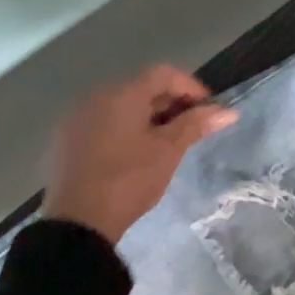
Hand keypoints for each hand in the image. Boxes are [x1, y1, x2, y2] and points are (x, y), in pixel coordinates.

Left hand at [41, 65, 237, 243]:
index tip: (209, 112)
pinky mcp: (67, 139)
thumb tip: (228, 111)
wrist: (78, 221)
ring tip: (166, 144)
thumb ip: (195, 124)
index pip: (164, 73)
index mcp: (122, 93)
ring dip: (148, 117)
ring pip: (122, 106)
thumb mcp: (167, 152)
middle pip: (141, 87)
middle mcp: (96, 95)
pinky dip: (125, 129)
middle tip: (192, 130)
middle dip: (171, 103)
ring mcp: (77, 117)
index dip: (192, 87)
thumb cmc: (129, 180)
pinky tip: (135, 154)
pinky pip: (103, 122)